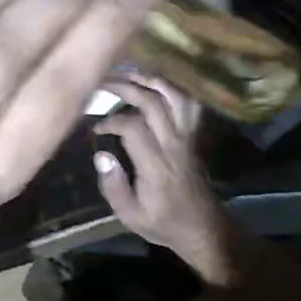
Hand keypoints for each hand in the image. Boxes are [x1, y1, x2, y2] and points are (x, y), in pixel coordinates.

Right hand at [93, 75, 240, 283]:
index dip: (112, 120)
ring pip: (174, 97)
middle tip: (103, 83)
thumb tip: (100, 154)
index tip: (97, 127)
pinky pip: (188, 103)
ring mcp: (187, 137)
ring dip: (150, 80)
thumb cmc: (162, 223)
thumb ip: (113, 186)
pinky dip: (173, 87)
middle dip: (126, 88)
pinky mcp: (193, 135)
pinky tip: (155, 81)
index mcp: (156, 165)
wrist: (203, 227)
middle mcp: (174, 145)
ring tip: (127, 72)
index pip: (134, 127)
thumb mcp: (130, 216)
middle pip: (153, 103)